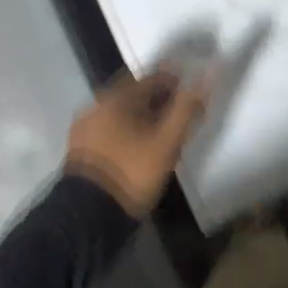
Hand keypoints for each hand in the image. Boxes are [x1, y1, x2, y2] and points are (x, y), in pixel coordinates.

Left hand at [64, 68, 207, 217]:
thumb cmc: (133, 172)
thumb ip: (187, 108)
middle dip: (161, 99)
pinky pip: (110, 127)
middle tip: (182, 116)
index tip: (196, 95)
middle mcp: (97, 103)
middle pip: (136, 93)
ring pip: (122, 111)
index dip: (179, 83)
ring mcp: (85, 125)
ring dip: (144, 115)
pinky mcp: (80, 146)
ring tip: (163, 133)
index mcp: (117, 96)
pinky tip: (139, 146)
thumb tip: (208, 75)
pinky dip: (127, 129)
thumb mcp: (167, 142)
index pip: (155, 77)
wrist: (89, 213)